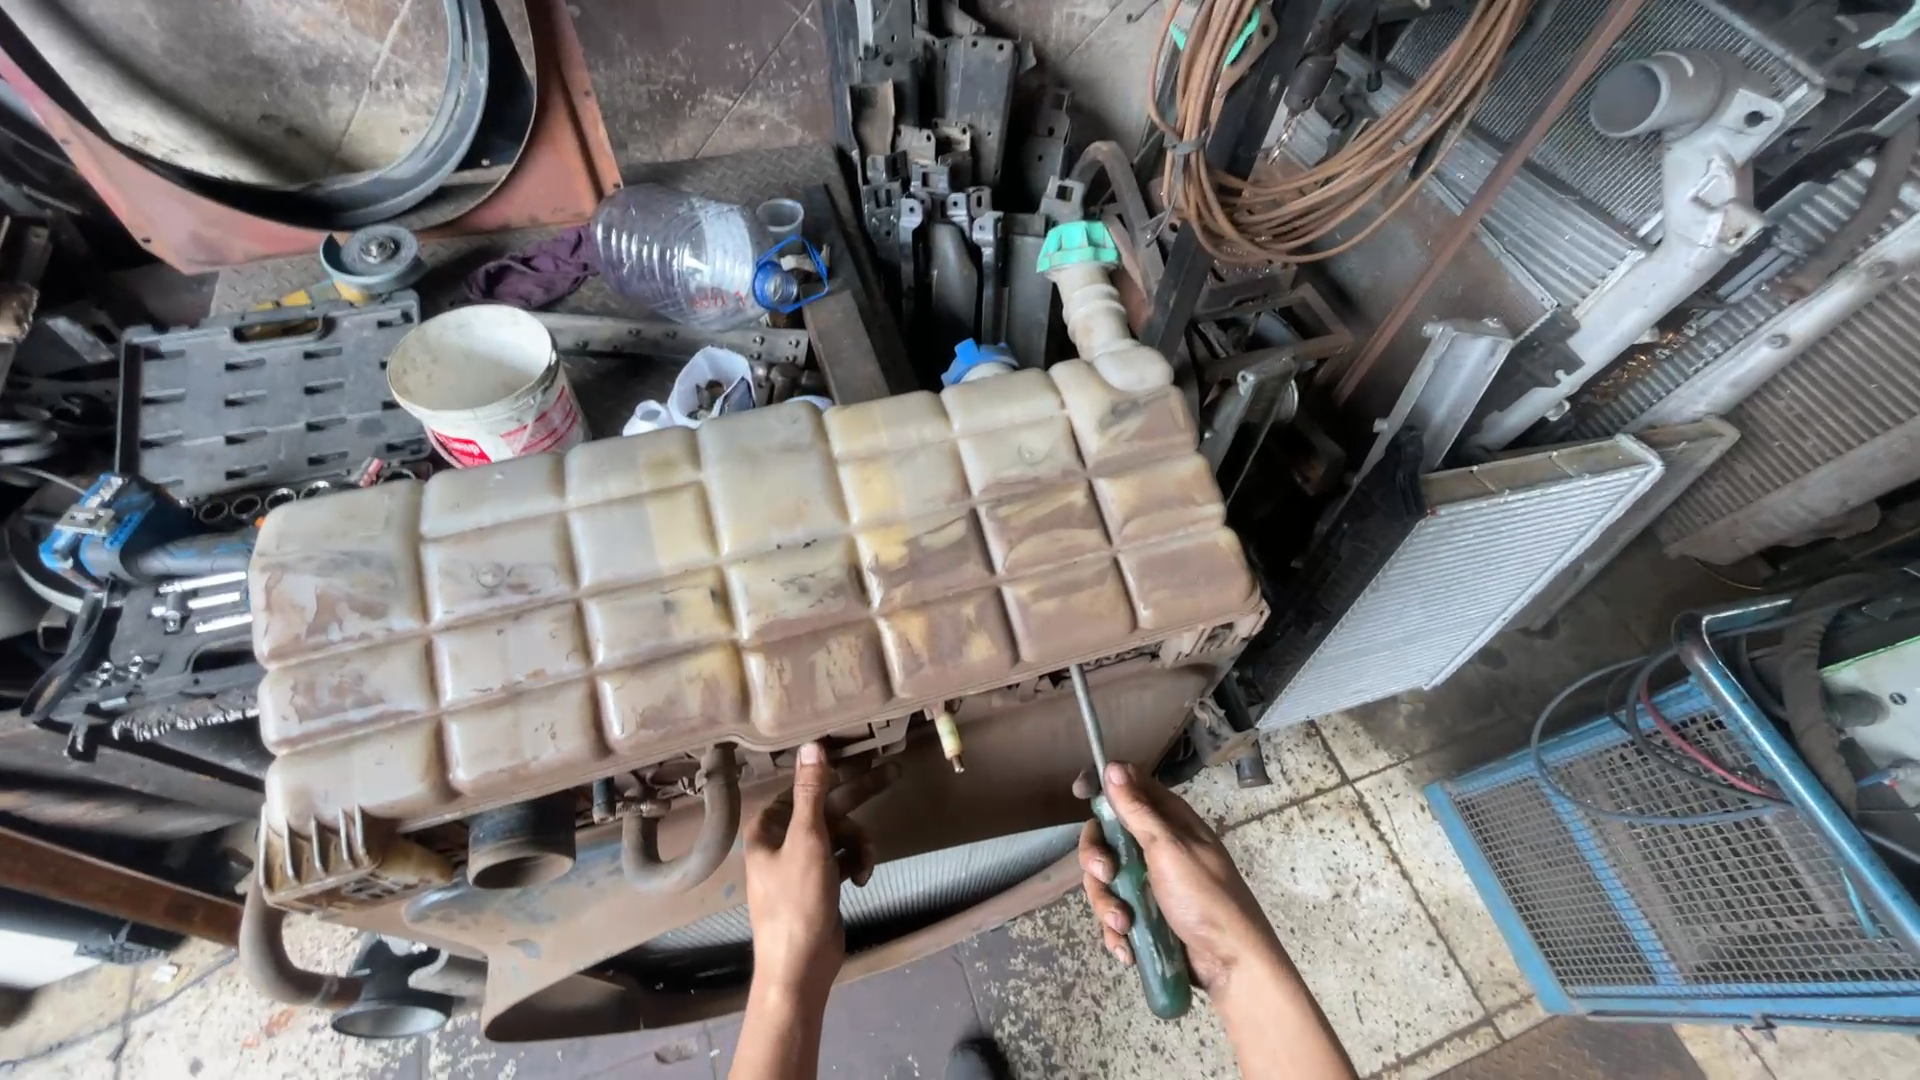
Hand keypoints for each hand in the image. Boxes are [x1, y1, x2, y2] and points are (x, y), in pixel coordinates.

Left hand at [742, 742, 891, 999]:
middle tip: (894, 772)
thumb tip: (812, 745)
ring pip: (841, 833)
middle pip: (828, 807)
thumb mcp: (808, 840)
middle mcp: (782, 838)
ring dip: (859, 845)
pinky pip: (843, 857)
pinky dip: (855, 864)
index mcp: (769, 825)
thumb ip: (812, 791)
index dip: (835, 774)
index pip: (807, 786)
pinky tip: (860, 881)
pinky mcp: (819, 881)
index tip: (864, 757)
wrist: (800, 967)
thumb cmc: (797, 901)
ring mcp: (801, 861)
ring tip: (866, 865)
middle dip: (860, 798)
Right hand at [1078, 761, 1283, 999]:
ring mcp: (1149, 880)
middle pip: (1105, 835)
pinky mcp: (1145, 912)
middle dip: (1097, 858)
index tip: (1078, 793)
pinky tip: (1126, 947)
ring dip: (1107, 902)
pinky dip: (1116, 929)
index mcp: (1167, 819)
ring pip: (1105, 878)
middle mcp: (1155, 844)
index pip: (1128, 786)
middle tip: (1107, 874)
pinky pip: (1114, 910)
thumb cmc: (1205, 898)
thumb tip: (1113, 766)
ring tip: (1123, 924)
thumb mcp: (1168, 849)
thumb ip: (1136, 810)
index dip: (1102, 785)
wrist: (1231, 965)